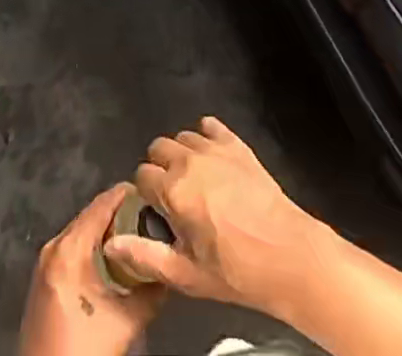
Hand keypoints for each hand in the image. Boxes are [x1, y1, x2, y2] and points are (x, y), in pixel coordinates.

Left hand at [19, 183, 166, 355]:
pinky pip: (73, 247)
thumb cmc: (83, 350)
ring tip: (138, 234)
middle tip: (151, 215)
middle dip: (122, 213)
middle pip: (92, 215)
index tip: (153, 193)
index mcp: (69, 250)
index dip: (129, 194)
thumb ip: (152, 290)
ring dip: (109, 230)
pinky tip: (115, 258)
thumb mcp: (127, 321)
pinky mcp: (44, 276)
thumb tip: (171, 271)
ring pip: (83, 230)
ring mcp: (45, 261)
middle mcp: (53, 246)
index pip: (102, 204)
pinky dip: (95, 245)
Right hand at [105, 117, 330, 317]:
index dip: (146, 193)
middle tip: (174, 196)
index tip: (158, 211)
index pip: (141, 175)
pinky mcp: (238, 146)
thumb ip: (144, 255)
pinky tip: (211, 158)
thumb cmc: (236, 271)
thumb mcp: (186, 275)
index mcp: (173, 190)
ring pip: (182, 136)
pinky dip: (205, 136)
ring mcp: (215, 150)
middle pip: (157, 148)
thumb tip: (112, 244)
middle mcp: (189, 162)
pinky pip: (211, 126)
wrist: (289, 256)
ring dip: (181, 154)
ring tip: (194, 180)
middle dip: (159, 168)